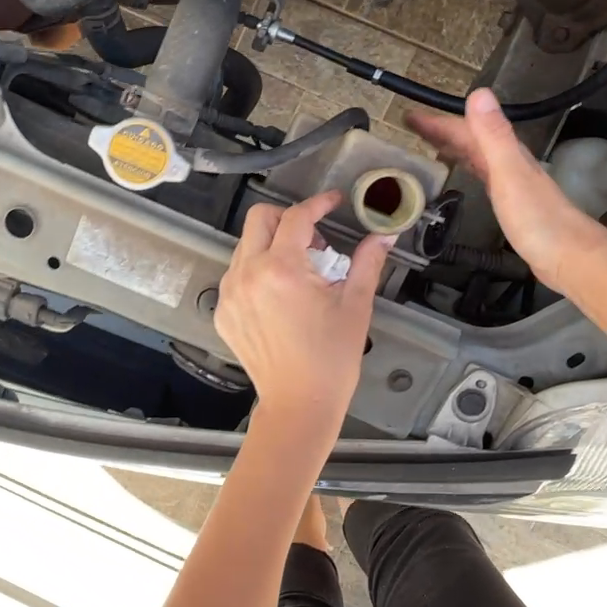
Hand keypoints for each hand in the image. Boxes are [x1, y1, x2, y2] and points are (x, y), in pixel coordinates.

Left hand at [215, 191, 392, 424]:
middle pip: (259, 219)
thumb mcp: (355, 306)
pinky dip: (256, 272)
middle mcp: (247, 276)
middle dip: (287, 219)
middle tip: (314, 237)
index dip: (318, 204)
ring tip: (300, 270)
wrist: (299, 403)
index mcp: (281, 270)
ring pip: (244, 246)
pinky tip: (280, 294)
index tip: (331, 203)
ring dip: (270, 245)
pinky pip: (235, 275)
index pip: (296, 217)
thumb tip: (383, 235)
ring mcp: (230, 294)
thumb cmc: (330, 360)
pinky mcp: (223, 312)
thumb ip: (367, 262)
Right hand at [407, 88, 606, 294]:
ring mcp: (511, 183)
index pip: (466, 130)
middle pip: (471, 140)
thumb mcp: (509, 173)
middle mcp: (509, 163)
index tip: (410, 117)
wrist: (569, 255)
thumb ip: (493, 135)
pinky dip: (468, 168)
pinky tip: (464, 174)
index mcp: (506, 154)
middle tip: (412, 128)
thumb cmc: (537, 219)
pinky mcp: (510, 204)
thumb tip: (479, 93)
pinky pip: (482, 176)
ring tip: (430, 146)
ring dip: (453, 147)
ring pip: (477, 156)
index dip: (438, 122)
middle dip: (442, 131)